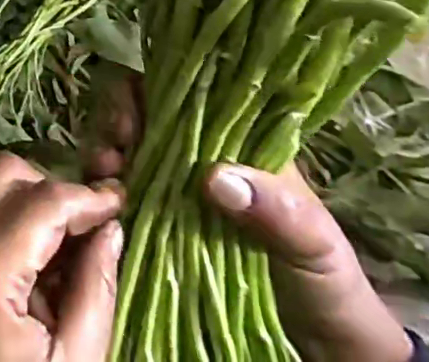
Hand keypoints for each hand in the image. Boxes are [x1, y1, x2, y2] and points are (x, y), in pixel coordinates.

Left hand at [0, 155, 125, 361]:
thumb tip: (112, 226)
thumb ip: (95, 286)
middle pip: (6, 173)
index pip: (44, 200)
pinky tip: (28, 255)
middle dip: (52, 189)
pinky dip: (1, 213)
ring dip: (26, 198)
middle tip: (87, 226)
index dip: (88, 197)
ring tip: (61, 245)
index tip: (121, 203)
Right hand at [84, 78, 410, 361]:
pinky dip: (102, 192)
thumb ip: (277, 208)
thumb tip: (214, 177)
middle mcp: (193, 153)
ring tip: (102, 180)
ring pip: (121, 148)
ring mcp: (172, 187)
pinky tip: (102, 207)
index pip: (173, 91)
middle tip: (109, 159)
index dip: (138, 96)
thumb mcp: (315, 242)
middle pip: (135, 114)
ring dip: (101, 155)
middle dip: (110, 125)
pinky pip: (118, 193)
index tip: (128, 125)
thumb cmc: (326, 279)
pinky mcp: (156, 224)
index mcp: (230, 138)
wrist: (327, 345)